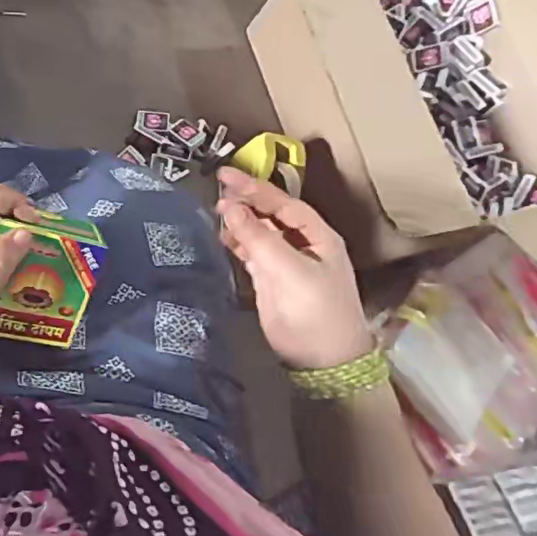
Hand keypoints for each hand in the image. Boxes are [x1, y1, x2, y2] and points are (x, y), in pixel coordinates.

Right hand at [216, 167, 374, 370]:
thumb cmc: (315, 313)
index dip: (255, 187)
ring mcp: (285, 262)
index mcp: (316, 236)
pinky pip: (251, 253)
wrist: (322, 360)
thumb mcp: (289, 271)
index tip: (226, 175)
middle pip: (270, 214)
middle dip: (245, 201)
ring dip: (239, 221)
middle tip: (216, 190)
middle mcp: (301, 244)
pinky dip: (236, 243)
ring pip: (259, 232)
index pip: (282, 203)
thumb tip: (230, 207)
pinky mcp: (270, 280)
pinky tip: (222, 237)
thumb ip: (259, 239)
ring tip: (214, 213)